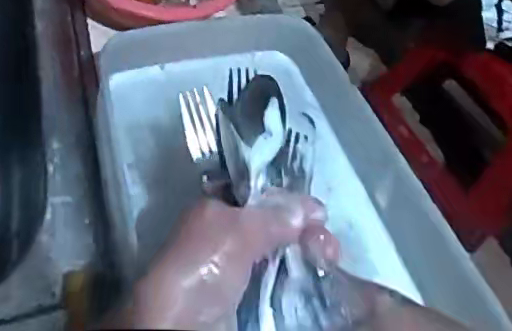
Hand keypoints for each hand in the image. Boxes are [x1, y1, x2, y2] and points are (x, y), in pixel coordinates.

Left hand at [106, 194, 333, 329]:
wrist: (179, 330)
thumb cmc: (202, 264)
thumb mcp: (237, 230)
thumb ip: (274, 216)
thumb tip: (310, 208)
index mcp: (217, 208)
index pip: (260, 195)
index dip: (289, 200)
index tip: (318, 211)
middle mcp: (227, 237)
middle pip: (275, 227)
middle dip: (305, 230)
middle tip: (329, 242)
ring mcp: (238, 274)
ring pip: (281, 258)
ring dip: (309, 257)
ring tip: (331, 259)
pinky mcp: (247, 306)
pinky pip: (280, 289)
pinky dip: (300, 285)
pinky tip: (320, 281)